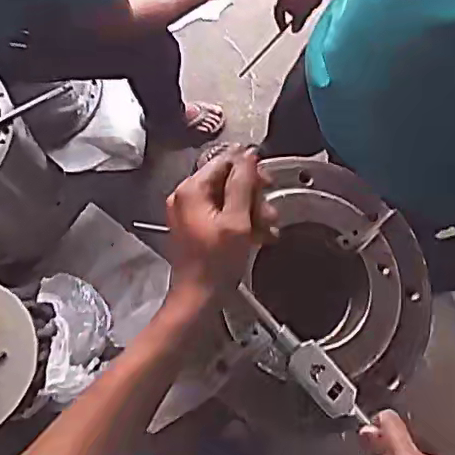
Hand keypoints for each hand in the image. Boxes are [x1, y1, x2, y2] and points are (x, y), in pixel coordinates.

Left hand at [163, 147, 275, 298]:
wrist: (197, 299)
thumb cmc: (215, 264)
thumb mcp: (236, 221)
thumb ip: (242, 184)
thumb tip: (248, 156)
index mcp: (191, 190)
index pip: (224, 161)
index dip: (249, 169)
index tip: (268, 183)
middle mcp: (186, 197)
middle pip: (227, 180)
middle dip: (252, 195)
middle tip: (269, 212)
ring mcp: (189, 213)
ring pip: (228, 199)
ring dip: (251, 211)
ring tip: (267, 228)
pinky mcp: (196, 228)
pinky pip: (222, 215)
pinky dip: (241, 223)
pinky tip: (259, 236)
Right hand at [273, 0, 330, 31]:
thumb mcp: (303, 13)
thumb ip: (297, 23)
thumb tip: (294, 30)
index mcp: (280, 2)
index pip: (277, 15)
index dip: (281, 23)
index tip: (284, 29)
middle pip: (282, 6)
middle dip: (288, 14)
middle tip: (293, 20)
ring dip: (294, 6)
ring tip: (303, 10)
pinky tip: (307, 0)